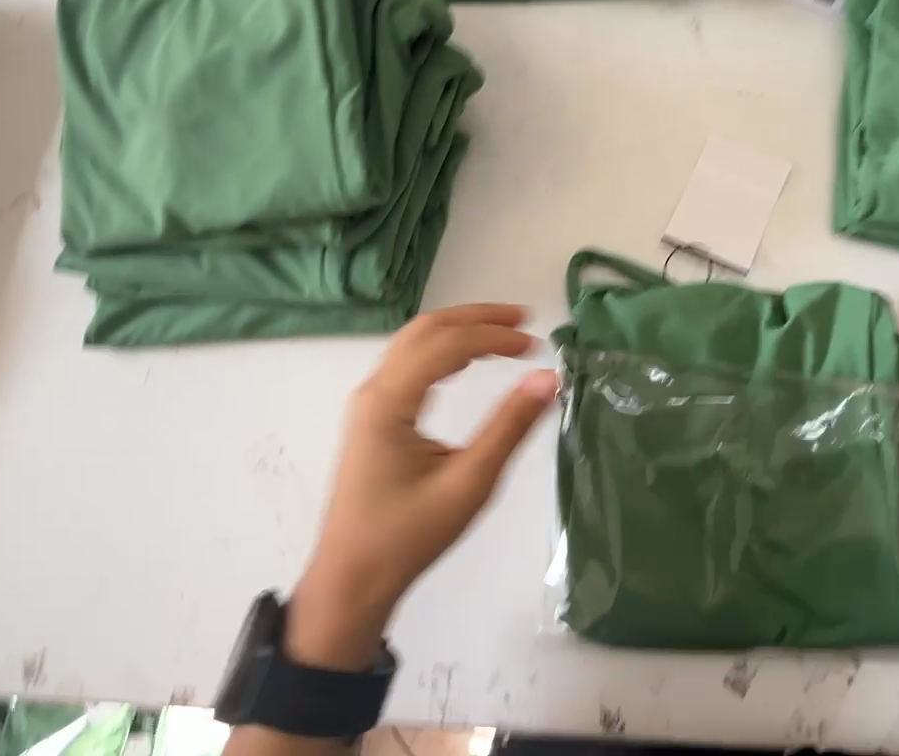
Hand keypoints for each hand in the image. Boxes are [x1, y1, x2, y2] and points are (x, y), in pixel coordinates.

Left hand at [290, 305, 558, 669]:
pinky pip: (408, 363)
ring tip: (503, 332)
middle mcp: (373, 390)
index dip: (494, 336)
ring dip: (459, 329)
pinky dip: (443, 349)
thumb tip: (547, 380)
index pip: (447, 345)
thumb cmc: (408, 537)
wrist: (351, 581)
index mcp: (389, 401)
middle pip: (426, 330)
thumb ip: (509, 428)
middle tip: (524, 319)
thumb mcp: (469, 484)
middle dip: (476, 317)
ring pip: (414, 342)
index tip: (536, 345)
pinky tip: (466, 362)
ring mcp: (368, 403)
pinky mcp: (372, 418)